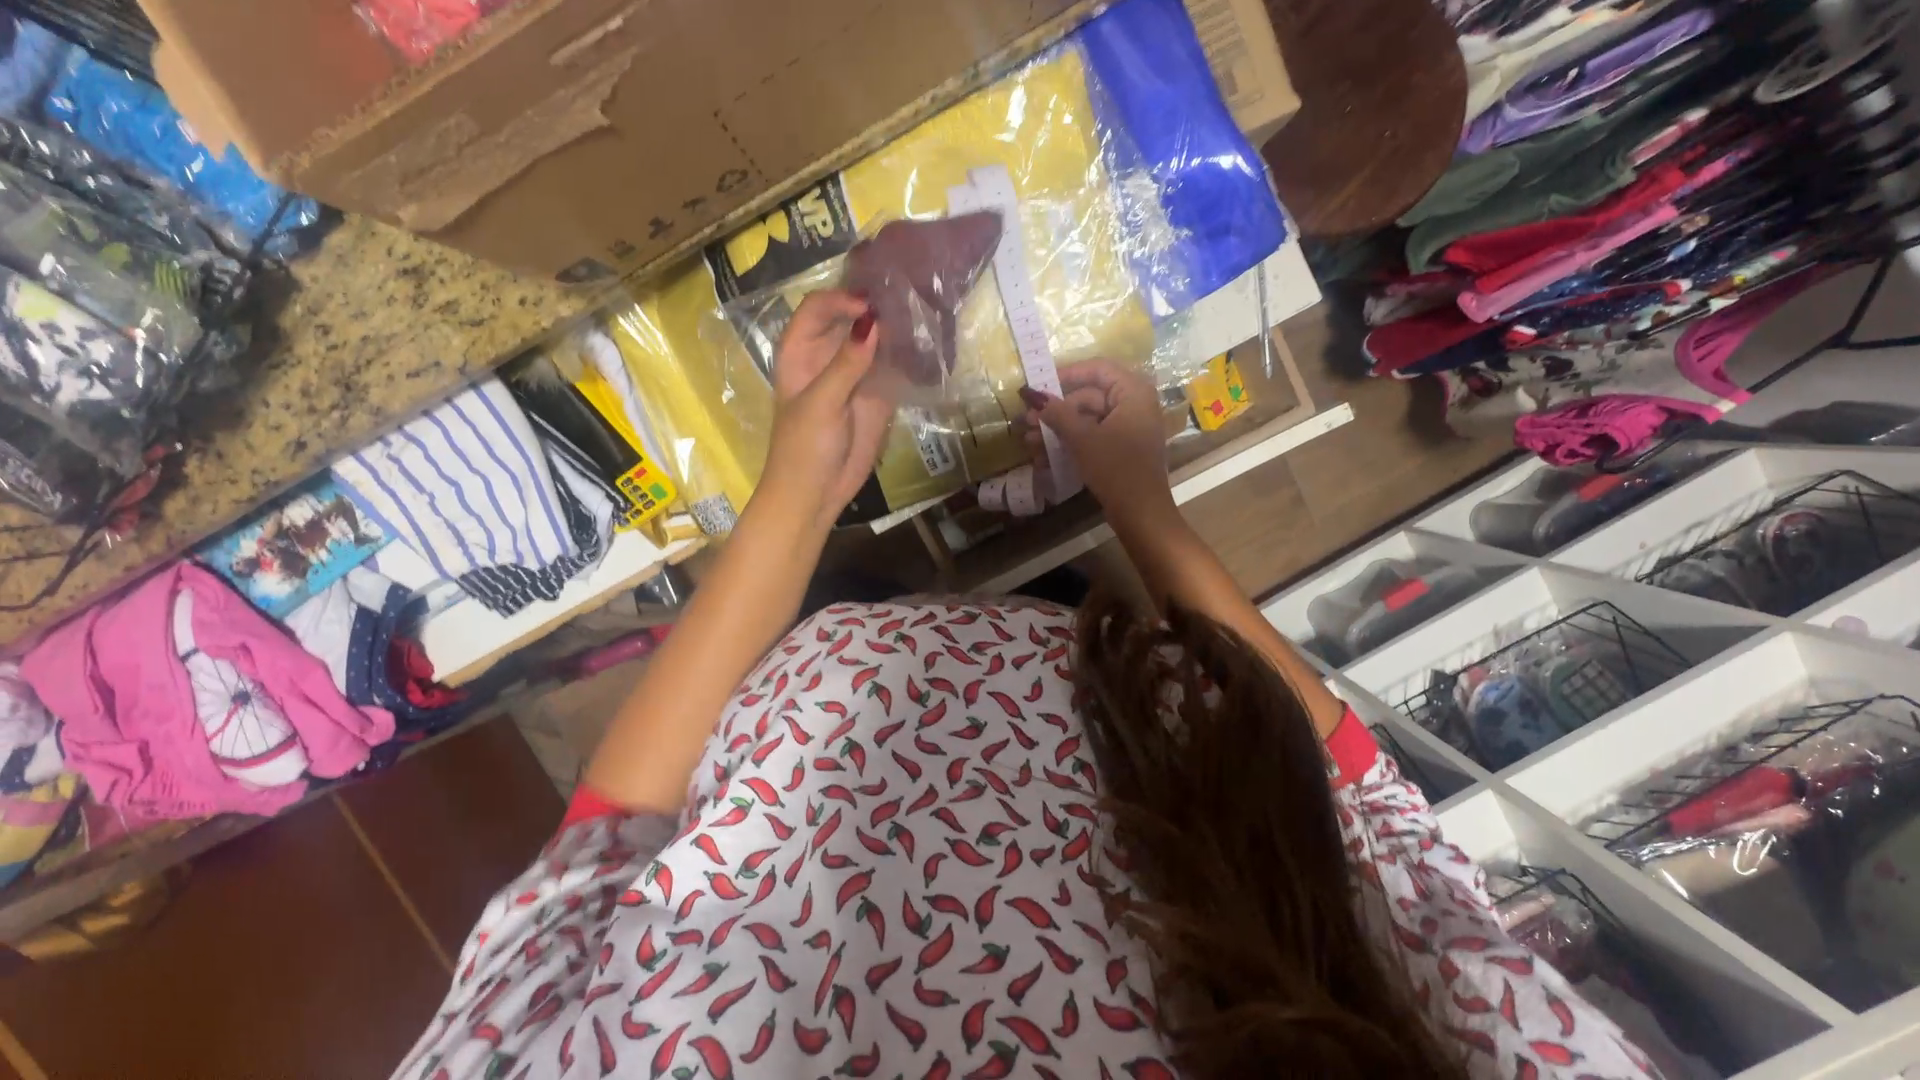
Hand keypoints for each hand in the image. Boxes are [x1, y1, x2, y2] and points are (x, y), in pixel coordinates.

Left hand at [758, 290, 900, 531]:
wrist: (815, 493)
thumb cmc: (803, 447)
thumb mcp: (821, 403)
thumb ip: (846, 363)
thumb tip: (874, 323)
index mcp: (799, 351)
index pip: (818, 308)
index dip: (841, 300)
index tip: (870, 308)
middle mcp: (827, 355)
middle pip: (849, 317)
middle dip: (873, 306)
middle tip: (906, 296)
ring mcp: (853, 374)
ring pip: (874, 339)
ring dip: (894, 328)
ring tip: (922, 314)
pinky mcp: (876, 394)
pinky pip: (892, 366)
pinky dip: (907, 355)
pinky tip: (927, 345)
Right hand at [1021, 358, 1176, 531]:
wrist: (1141, 513)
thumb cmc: (1116, 468)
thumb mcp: (1082, 438)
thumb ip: (1056, 413)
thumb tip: (1031, 394)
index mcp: (1133, 392)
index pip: (1098, 369)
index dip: (1067, 374)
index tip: (1040, 387)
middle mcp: (1135, 404)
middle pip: (1089, 396)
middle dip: (1056, 411)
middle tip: (1027, 422)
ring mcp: (1129, 428)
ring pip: (1087, 419)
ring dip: (1058, 430)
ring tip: (1029, 442)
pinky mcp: (1121, 449)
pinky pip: (1093, 437)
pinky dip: (1071, 443)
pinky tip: (1044, 457)